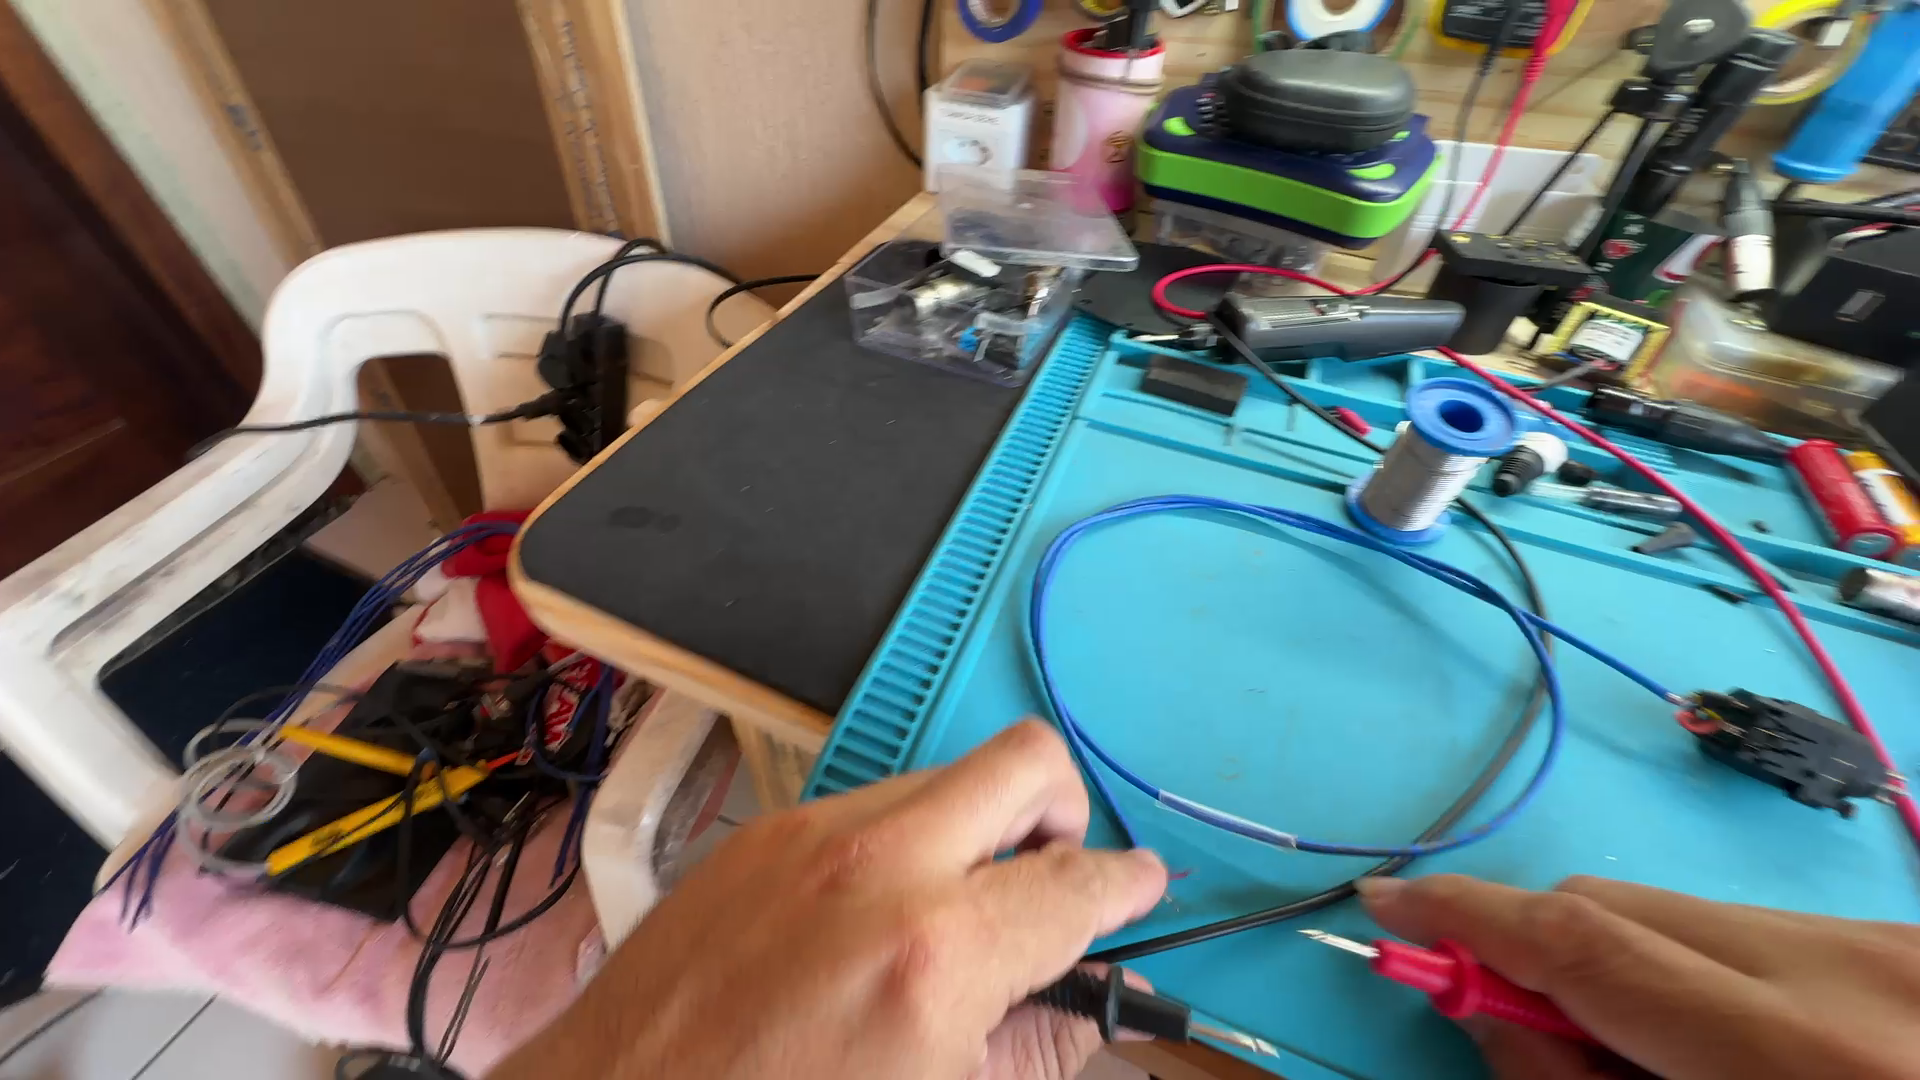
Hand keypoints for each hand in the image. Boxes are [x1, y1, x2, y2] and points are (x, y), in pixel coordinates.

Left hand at [491, 720, 1167, 1079]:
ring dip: (979, 825)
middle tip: (1052, 871)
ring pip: (948, 775)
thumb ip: (1032, 1051)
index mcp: (934, 954)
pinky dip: (908, 840)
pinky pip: (875, 802)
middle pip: (1024, 759)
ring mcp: (814, 829)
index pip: (1074, 883)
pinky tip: (878, 907)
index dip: (1126, 882)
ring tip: (957, 903)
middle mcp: (879, 861)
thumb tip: (1085, 994)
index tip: (1140, 880)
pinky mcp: (768, 827)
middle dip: (1064, 807)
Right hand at [1358, 874, 1919, 1078]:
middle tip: (1531, 1020)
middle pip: (1609, 905)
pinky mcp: (1918, 937)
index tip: (1386, 904)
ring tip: (1671, 1050)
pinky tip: (1750, 1043)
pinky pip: (1743, 927)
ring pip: (1672, 913)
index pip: (1581, 941)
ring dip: (1626, 965)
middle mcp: (1869, 977)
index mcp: (1815, 1065)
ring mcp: (1905, 945)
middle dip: (1539, 948)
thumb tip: (1483, 1006)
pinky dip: (1702, 971)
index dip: (1462, 914)